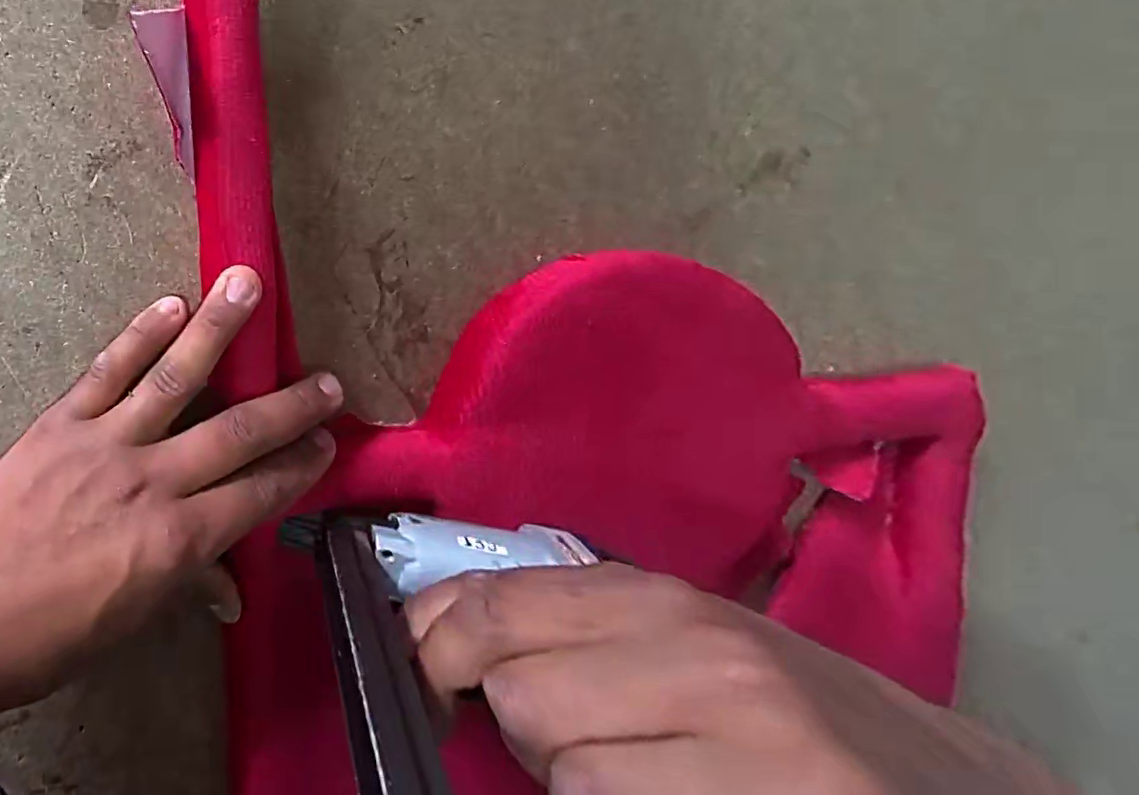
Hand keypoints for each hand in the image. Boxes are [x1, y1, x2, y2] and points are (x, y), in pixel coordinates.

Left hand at [0, 265, 341, 714]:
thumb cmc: (53, 632)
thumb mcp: (134, 619)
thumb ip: (186, 582)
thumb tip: (228, 584)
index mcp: (176, 542)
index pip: (257, 493)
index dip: (298, 466)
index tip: (327, 442)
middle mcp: (151, 482)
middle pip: (236, 432)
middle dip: (288, 405)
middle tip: (326, 380)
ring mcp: (106, 443)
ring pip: (176, 377)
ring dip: (217, 328)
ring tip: (248, 286)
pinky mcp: (63, 421)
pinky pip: (109, 369)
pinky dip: (141, 334)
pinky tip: (171, 304)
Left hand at [406, 564, 1072, 794]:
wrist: (955, 792)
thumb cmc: (784, 705)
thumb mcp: (668, 636)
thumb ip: (564, 623)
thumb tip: (439, 627)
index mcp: (654, 597)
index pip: (496, 604)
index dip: (433, 636)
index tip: (417, 665)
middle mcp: (697, 655)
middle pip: (518, 694)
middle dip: (517, 724)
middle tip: (569, 737)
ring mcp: (748, 746)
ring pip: (565, 772)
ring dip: (573, 781)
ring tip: (636, 775)